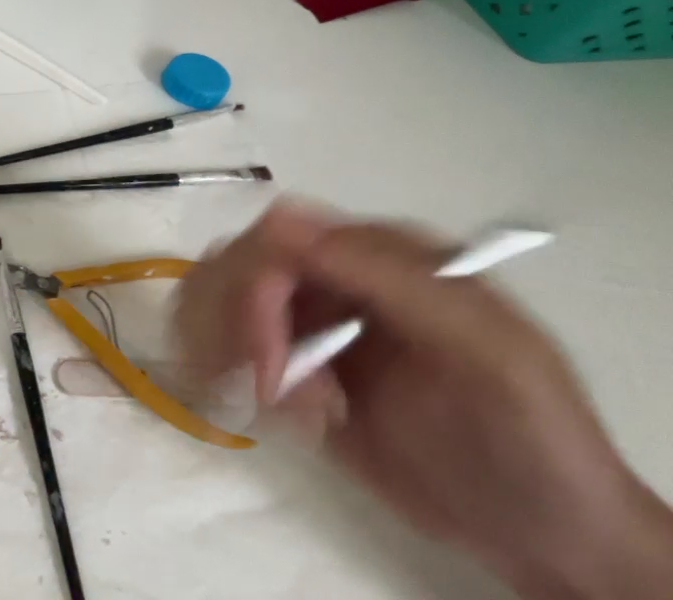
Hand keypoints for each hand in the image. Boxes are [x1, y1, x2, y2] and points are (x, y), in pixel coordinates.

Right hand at [176, 202, 672, 599]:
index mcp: (380, 255)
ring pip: (209, 302)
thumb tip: (279, 218)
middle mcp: (330, 275)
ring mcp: (303, 319)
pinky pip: (216, 346)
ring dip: (226, 357)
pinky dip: (226, 380)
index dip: (253, 290)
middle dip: (234, 331)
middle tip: (272, 396)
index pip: (274, 237)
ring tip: (286, 412)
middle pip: (229, 267)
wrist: (539, 530)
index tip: (267, 364)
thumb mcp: (483, 352)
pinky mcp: (281, 363)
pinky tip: (282, 419)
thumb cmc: (527, 437)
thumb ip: (390, 277)